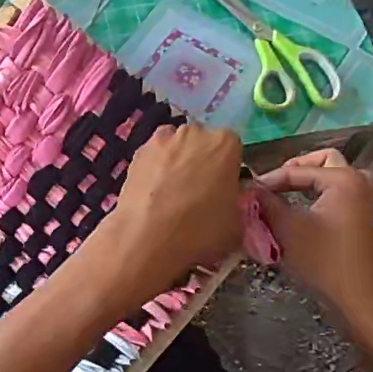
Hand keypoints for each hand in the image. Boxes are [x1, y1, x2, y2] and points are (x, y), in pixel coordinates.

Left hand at [78, 124, 243, 311]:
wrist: (148, 239)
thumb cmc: (201, 231)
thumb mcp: (236, 225)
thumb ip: (236, 203)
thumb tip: (227, 201)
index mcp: (225, 143)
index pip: (232, 148)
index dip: (228, 170)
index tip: (223, 189)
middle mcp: (194, 132)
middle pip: (201, 143)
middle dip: (201, 162)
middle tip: (197, 194)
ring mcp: (161, 141)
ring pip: (174, 148)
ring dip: (175, 164)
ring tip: (170, 196)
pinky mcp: (136, 154)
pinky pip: (152, 159)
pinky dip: (153, 172)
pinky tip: (151, 196)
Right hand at [254, 149, 372, 318]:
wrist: (358, 297)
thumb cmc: (323, 260)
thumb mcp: (288, 229)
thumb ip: (267, 203)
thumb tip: (249, 189)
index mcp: (342, 179)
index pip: (296, 170)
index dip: (269, 180)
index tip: (247, 191)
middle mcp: (358, 181)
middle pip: (322, 161)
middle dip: (294, 169)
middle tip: (272, 185)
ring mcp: (364, 199)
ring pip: (332, 176)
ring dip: (308, 180)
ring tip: (284, 194)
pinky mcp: (362, 216)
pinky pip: (337, 192)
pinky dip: (318, 194)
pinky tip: (299, 209)